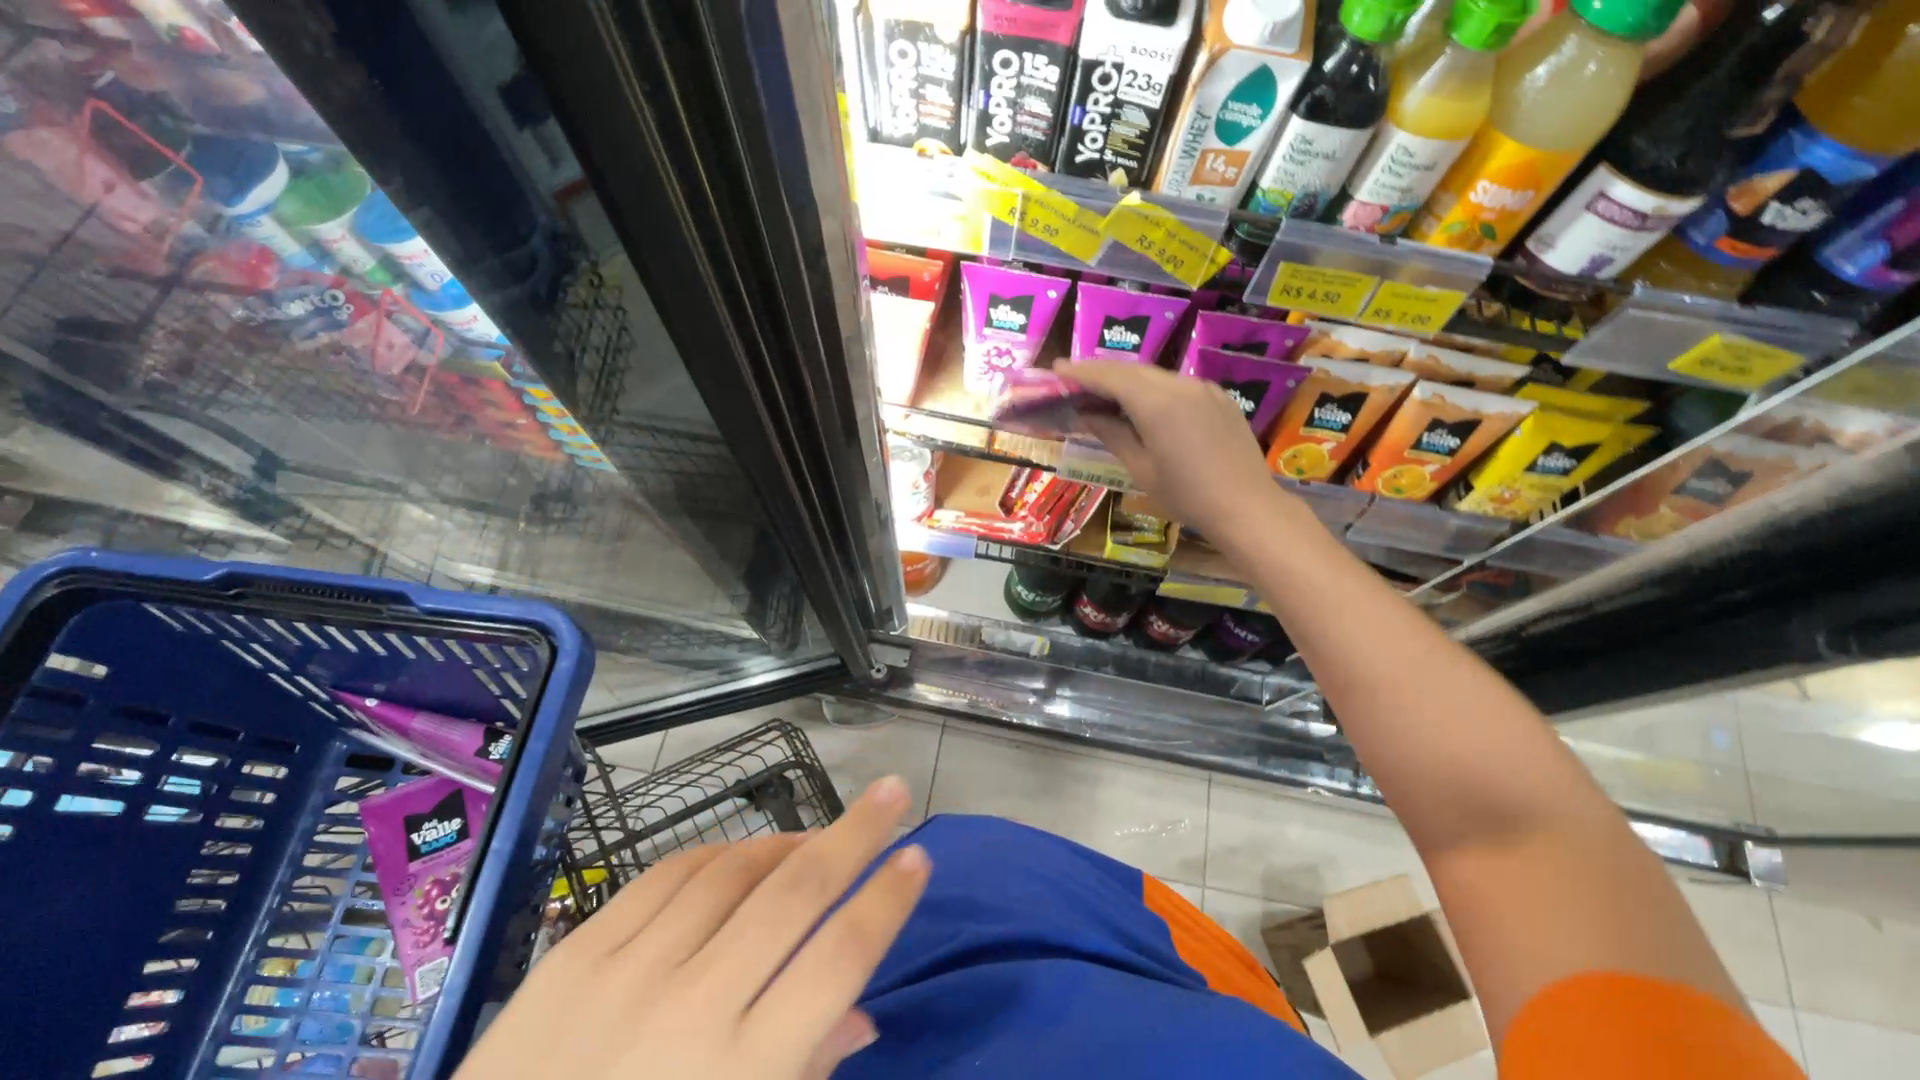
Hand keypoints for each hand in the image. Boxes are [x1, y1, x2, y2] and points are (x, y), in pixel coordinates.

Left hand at [454, 777, 928, 1079]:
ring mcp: (629, 970)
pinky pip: (664, 875)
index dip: (886, 902)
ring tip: (817, 838)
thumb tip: (858, 1016)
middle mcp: (692, 1007)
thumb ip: (804, 1072)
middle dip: (856, 835)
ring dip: (786, 842)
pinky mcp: (577, 951)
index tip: (918, 858)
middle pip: (795, 895)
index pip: (839, 961)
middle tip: (894, 791)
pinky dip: (715, 855)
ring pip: (731, 871)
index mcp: (743, 1071)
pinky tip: (738, 855)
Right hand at [1057, 361, 1294, 544]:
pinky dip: (1155, 389)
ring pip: (1157, 375)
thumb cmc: (1187, 496)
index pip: (1111, 376)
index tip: (1058, 369)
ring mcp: (1204, 389)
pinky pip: (1179, 385)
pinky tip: (1145, 406)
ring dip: (1129, 380)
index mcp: (1157, 404)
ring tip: (1106, 393)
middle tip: (1075, 380)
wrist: (1247, 507)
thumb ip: (1113, 435)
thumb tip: (1087, 415)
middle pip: (1133, 370)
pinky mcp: (1220, 399)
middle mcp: (1181, 385)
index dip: (1081, 372)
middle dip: (1102, 372)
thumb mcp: (1141, 469)